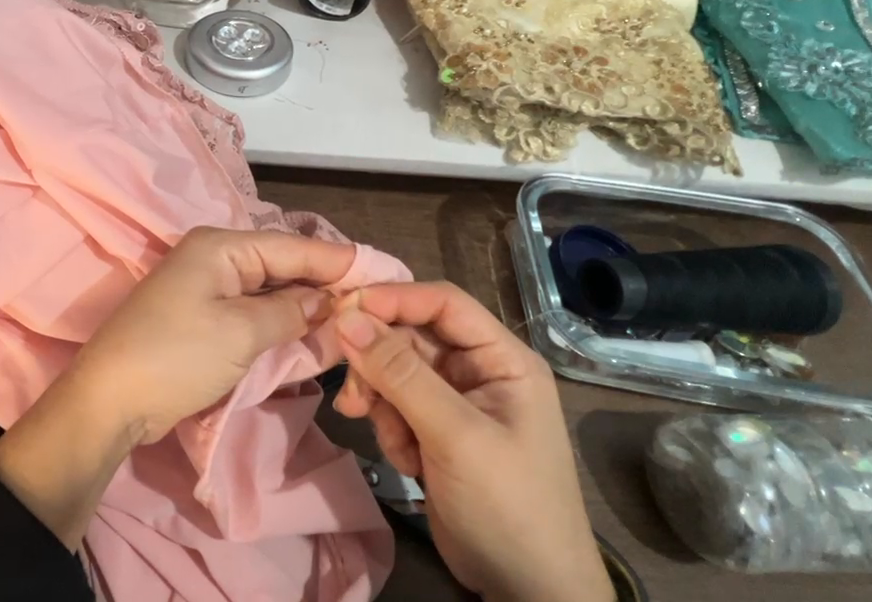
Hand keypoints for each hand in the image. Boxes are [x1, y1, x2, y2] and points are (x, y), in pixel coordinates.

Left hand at [73, 226, 357, 443]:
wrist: (111, 398)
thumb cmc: (175, 355)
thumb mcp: (239, 332)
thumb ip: (288, 313)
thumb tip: (327, 302)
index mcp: (220, 247)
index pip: (292, 247)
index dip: (337, 261)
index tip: (385, 272)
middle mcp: (215, 259)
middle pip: (283, 266)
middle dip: (326, 284)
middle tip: (378, 302)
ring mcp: (208, 289)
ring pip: (271, 291)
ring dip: (307, 306)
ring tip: (358, 318)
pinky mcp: (205, 319)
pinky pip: (254, 312)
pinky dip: (283, 323)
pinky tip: (314, 334)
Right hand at [331, 282, 612, 601]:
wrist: (529, 594)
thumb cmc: (509, 506)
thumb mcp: (455, 436)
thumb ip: (399, 373)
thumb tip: (345, 315)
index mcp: (502, 359)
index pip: (441, 303)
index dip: (393, 298)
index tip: (342, 309)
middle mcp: (479, 371)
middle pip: (409, 336)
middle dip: (378, 362)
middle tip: (352, 394)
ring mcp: (456, 402)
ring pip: (394, 370)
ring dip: (380, 399)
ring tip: (381, 433)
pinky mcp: (435, 431)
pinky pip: (394, 404)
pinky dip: (388, 425)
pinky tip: (404, 459)